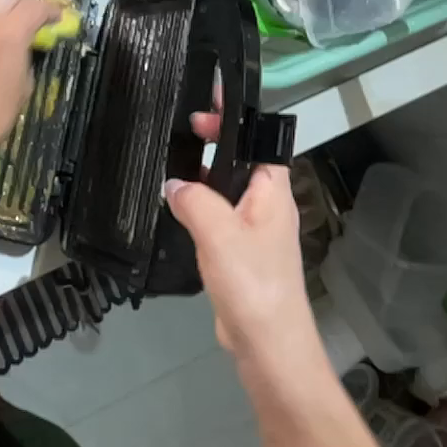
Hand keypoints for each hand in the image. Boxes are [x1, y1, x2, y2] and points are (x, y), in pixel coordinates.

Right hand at [165, 102, 315, 359]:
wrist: (269, 349)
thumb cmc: (253, 284)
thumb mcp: (218, 232)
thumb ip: (193, 199)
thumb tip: (174, 185)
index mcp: (273, 192)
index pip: (260, 139)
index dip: (237, 117)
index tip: (209, 97)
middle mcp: (267, 206)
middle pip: (242, 160)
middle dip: (216, 142)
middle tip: (185, 129)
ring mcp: (255, 232)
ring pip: (227, 190)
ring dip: (204, 177)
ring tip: (172, 163)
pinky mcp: (240, 256)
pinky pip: (218, 218)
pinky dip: (199, 207)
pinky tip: (176, 210)